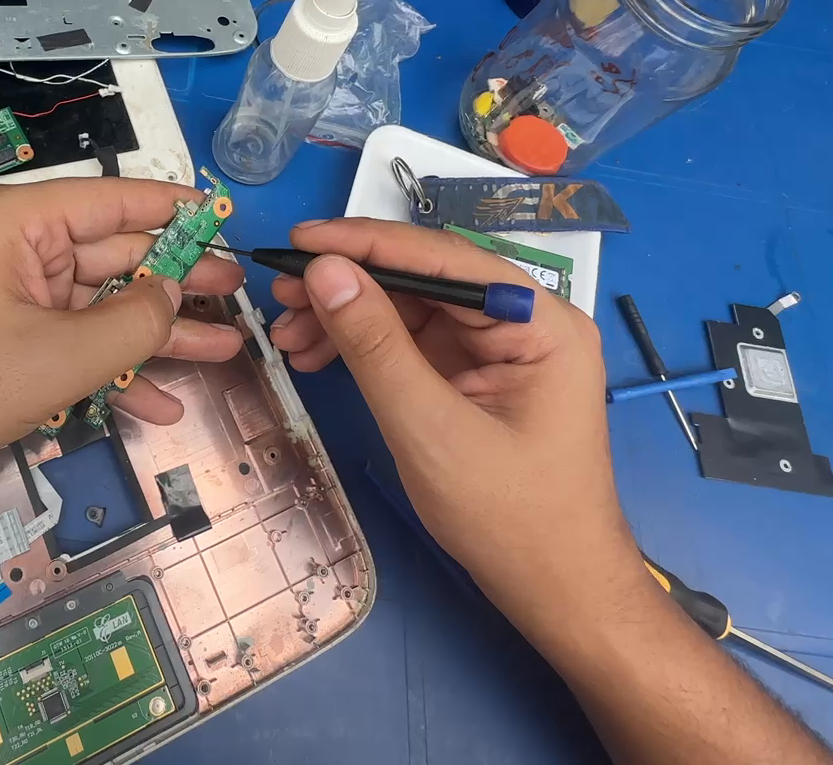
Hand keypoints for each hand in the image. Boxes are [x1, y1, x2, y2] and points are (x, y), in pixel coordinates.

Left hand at [0, 178, 245, 485]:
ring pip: (96, 303)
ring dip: (153, 334)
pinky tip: (157, 400)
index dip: (176, 209)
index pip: (116, 199)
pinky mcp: (0, 331)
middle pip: (112, 255)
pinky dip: (107, 366)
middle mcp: (15, 244)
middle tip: (233, 297)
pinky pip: (65, 337)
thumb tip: (173, 296)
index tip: (223, 218)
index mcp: (21, 220)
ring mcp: (7, 291)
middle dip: (176, 283)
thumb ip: (135, 322)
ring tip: (219, 347)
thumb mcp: (60, 355)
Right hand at [267, 218, 646, 634]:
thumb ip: (373, 344)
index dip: (364, 243)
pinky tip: (314, 356)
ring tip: (286, 334)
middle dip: (346, 284)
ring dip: (343, 316)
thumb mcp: (428, 426)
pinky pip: (405, 340)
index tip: (298, 241)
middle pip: (418, 279)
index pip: (440, 258)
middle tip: (280, 293)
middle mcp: (519, 320)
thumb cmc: (506, 515)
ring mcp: (493, 346)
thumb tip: (323, 270)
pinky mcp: (469, 371)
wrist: (552, 591)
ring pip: (404, 308)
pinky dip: (357, 346)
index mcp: (537, 320)